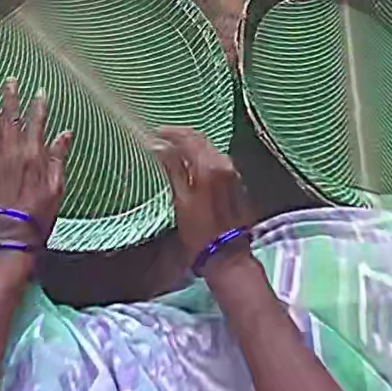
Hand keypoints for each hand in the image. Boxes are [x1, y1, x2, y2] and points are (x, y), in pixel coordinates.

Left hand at [0, 79, 72, 245]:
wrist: (8, 236)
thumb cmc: (38, 215)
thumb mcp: (56, 187)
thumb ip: (58, 158)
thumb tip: (65, 133)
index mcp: (32, 154)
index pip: (36, 122)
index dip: (38, 105)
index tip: (40, 90)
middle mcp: (10, 152)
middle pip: (10, 119)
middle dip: (10, 98)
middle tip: (10, 80)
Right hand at [151, 127, 254, 274]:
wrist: (229, 257)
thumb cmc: (199, 232)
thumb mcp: (180, 200)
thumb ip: (172, 169)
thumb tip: (159, 146)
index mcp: (209, 166)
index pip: (188, 137)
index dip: (170, 132)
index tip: (154, 133)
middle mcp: (224, 163)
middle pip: (201, 139)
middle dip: (181, 135)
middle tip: (162, 138)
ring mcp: (233, 172)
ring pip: (210, 148)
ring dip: (192, 145)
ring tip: (173, 149)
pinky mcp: (237, 182)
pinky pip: (217, 159)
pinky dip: (202, 156)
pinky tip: (191, 163)